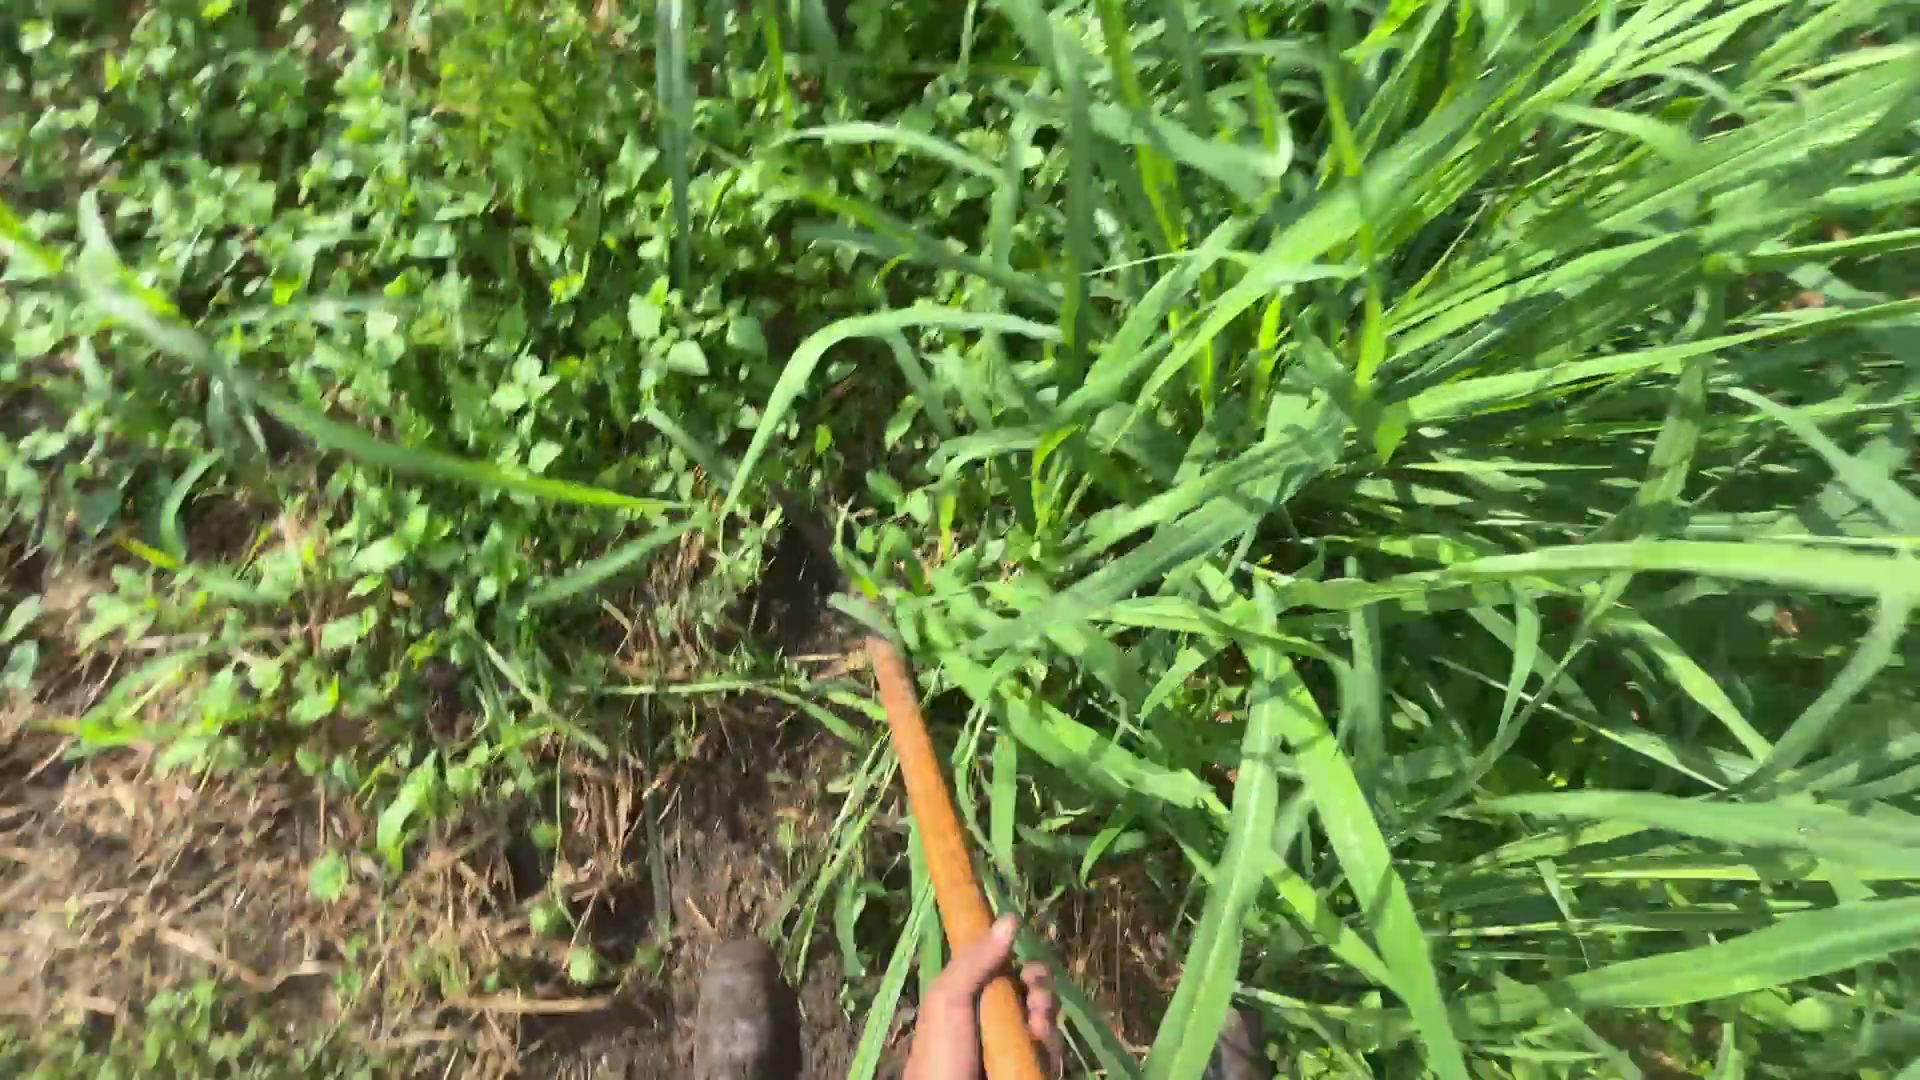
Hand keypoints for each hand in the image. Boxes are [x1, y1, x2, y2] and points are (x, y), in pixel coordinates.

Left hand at [904, 915, 1060, 1079]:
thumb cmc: (941, 1050)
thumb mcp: (949, 998)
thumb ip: (977, 958)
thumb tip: (1011, 916)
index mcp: (972, 991)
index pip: (1004, 963)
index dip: (1020, 956)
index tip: (1027, 959)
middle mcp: (994, 1013)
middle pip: (1031, 986)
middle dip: (1040, 984)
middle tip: (1035, 993)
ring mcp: (1013, 1043)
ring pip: (1045, 1014)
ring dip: (1047, 1010)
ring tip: (1037, 1020)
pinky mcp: (1028, 1067)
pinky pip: (1050, 1047)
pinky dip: (1050, 1040)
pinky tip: (1040, 1040)